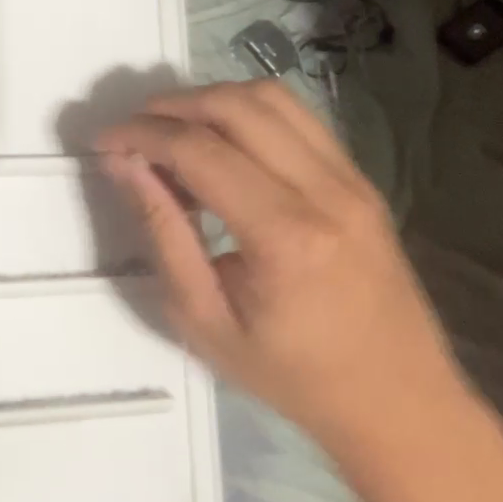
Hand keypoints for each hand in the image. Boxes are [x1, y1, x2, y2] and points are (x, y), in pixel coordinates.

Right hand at [97, 81, 467, 445]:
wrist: (399, 403)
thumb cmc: (290, 373)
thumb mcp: (201, 317)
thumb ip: (162, 230)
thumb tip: (123, 163)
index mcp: (285, 236)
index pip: (199, 150)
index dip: (141, 134)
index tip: (104, 141)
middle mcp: (326, 193)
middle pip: (236, 106)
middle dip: (171, 105)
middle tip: (133, 131)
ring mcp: (352, 181)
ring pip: (272, 98)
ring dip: (211, 100)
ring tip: (172, 130)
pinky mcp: (361, 181)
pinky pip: (298, 118)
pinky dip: (247, 113)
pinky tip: (220, 144)